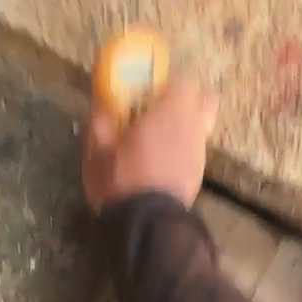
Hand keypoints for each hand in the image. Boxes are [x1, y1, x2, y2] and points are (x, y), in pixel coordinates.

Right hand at [82, 77, 218, 209]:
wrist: (148, 221)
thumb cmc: (122, 180)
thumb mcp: (98, 152)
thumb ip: (100, 123)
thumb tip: (100, 104)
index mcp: (169, 112)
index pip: (182, 80)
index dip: (165, 83)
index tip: (146, 93)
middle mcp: (192, 124)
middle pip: (202, 98)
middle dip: (184, 100)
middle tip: (158, 113)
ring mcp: (199, 148)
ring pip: (200, 124)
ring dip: (182, 125)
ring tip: (157, 141)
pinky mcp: (199, 170)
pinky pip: (194, 147)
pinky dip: (181, 148)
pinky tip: (161, 162)